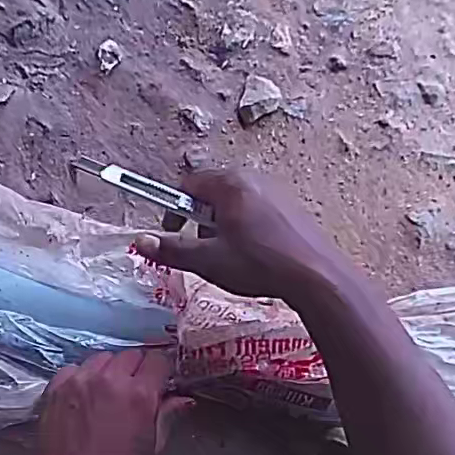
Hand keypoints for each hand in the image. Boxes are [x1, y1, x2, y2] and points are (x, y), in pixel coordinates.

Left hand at [27, 349, 188, 454]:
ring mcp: (80, 380)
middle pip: (131, 354)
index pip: (158, 360)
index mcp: (139, 394)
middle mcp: (109, 379)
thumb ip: (167, 416)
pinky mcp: (57, 387)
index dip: (161, 370)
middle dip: (137, 369)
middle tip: (135, 390)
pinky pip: (75, 368)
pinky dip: (83, 377)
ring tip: (108, 393)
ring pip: (102, 357)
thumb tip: (183, 399)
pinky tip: (85, 397)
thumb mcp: (152, 450)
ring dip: (110, 370)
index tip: (160, 380)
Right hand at [134, 170, 360, 301]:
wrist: (315, 275)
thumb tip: (140, 241)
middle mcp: (253, 179)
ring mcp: (275, 192)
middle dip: (198, 219)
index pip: (187, 185)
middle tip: (201, 248)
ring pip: (234, 203)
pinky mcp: (290, 208)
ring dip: (221, 225)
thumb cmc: (258, 264)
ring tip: (227, 256)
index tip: (173, 234)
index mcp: (229, 184)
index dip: (173, 210)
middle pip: (211, 192)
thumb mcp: (207, 260)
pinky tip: (252, 256)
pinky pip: (255, 211)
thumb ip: (171, 249)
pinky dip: (244, 228)